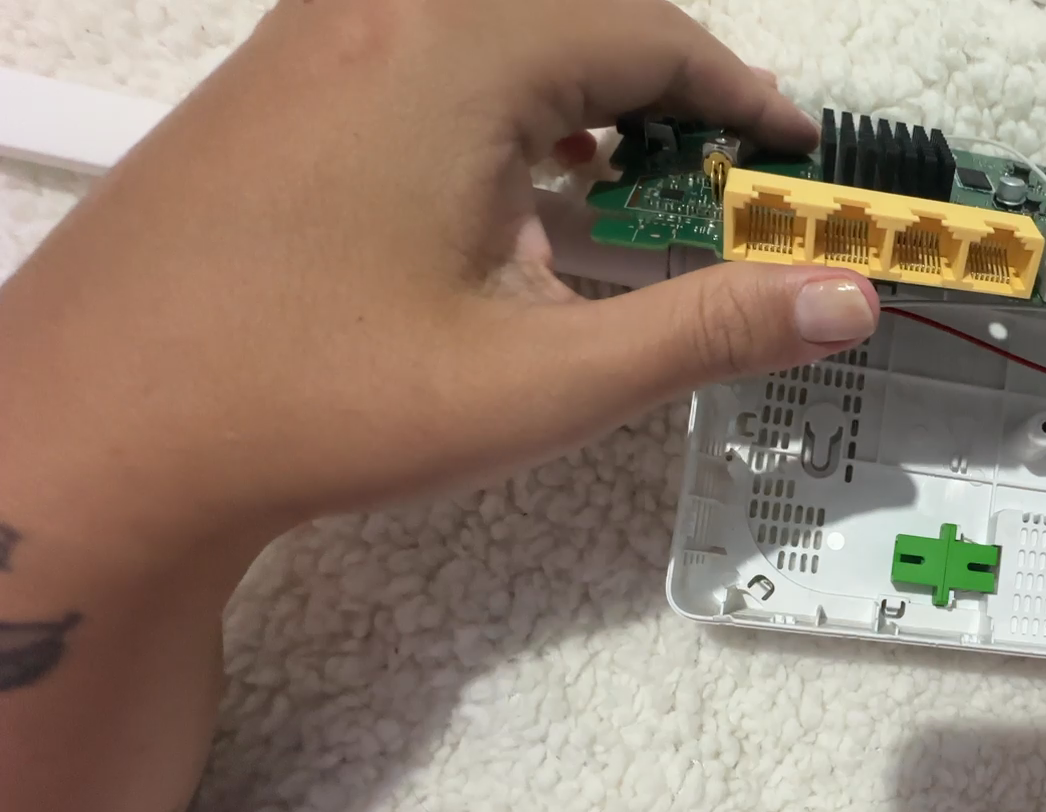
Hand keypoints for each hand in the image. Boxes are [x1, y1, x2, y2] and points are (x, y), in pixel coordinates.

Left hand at [0, 0, 877, 578]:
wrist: (98, 437)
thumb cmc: (340, 405)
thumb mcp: (557, 379)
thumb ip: (713, 330)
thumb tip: (849, 299)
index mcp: (454, 57)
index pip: (645, 32)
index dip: (742, 93)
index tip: (801, 151)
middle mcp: (380, 15)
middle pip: (577, 14)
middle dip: (680, 87)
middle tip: (741, 168)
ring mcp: (317, 47)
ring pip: (504, 32)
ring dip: (603, 95)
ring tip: (659, 176)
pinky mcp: (288, 97)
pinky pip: (443, 62)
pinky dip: (527, 110)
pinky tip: (539, 190)